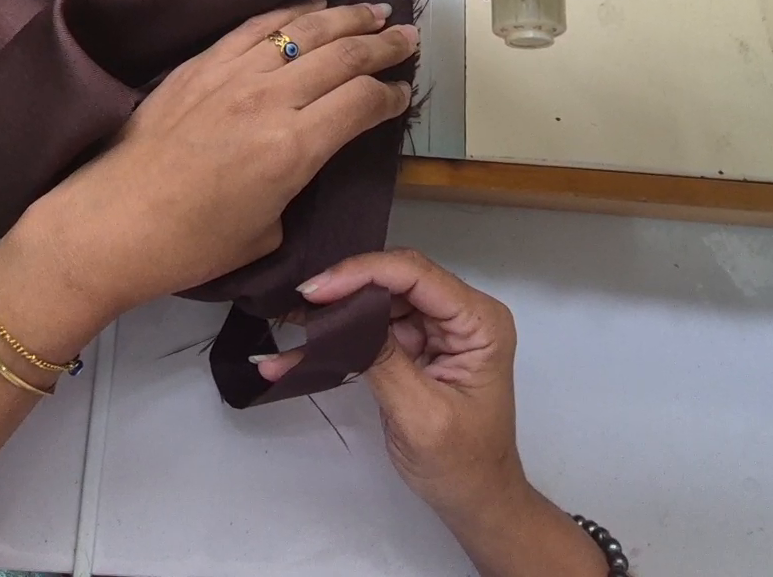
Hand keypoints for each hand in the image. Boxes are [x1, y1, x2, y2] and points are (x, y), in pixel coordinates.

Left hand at [0, 0, 417, 347]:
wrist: (110, 224)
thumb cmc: (192, 244)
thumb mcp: (268, 228)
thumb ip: (299, 180)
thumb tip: (309, 150)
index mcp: (294, 148)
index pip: (362, 102)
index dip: (392, 94)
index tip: (402, 93)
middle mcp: (271, 98)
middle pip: (343, 55)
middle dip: (384, 44)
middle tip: (410, 36)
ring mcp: (233, 73)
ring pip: (304, 29)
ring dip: (347, 16)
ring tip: (375, 11)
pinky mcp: (201, 63)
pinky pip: (256, 25)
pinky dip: (290, 9)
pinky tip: (311, 4)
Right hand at [256, 250, 606, 576]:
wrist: (475, 500)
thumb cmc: (462, 465)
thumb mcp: (421, 416)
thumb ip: (385, 360)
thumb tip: (342, 315)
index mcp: (478, 321)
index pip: (416, 275)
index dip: (364, 273)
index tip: (316, 289)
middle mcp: (460, 311)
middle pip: (396, 277)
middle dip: (346, 285)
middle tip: (298, 299)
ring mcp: (437, 324)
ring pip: (379, 294)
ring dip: (338, 307)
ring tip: (294, 314)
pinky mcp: (415, 339)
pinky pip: (373, 321)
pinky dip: (341, 330)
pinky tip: (306, 342)